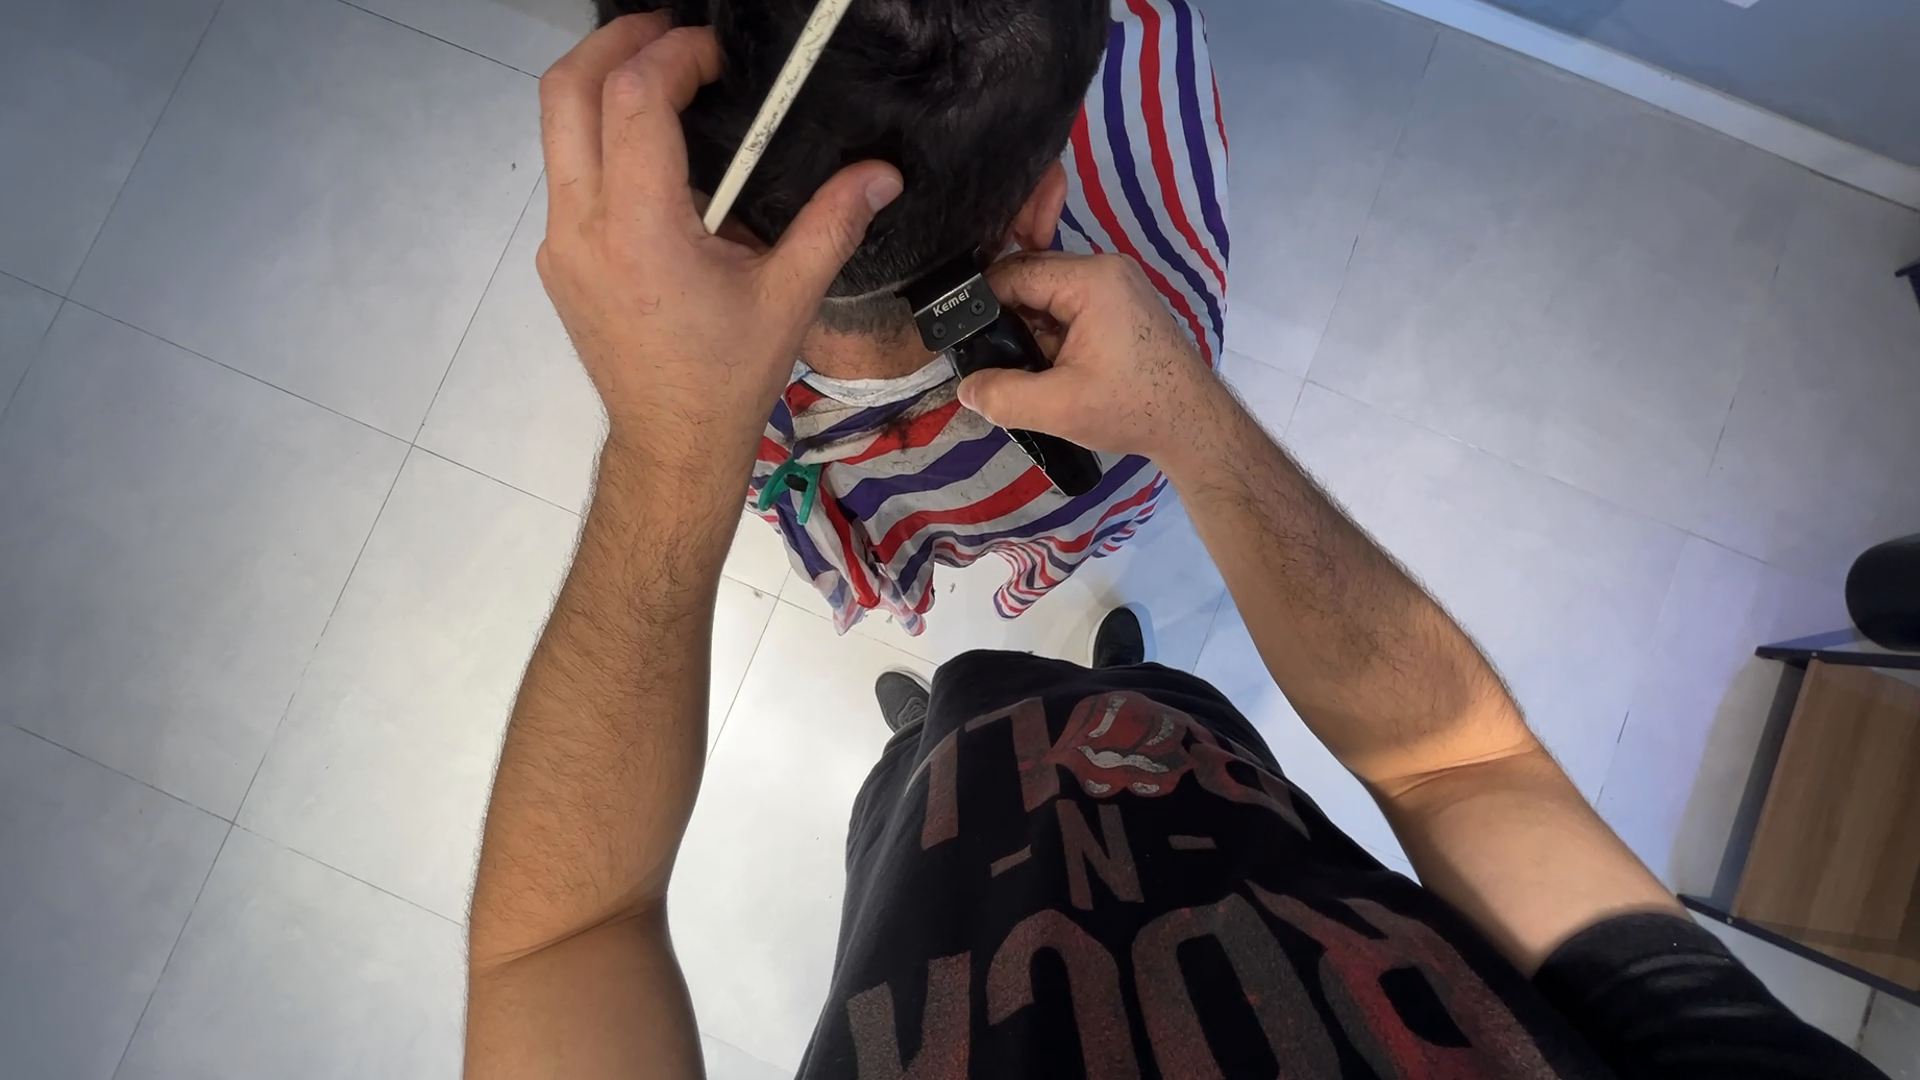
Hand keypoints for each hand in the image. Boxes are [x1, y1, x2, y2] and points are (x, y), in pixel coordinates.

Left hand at [536, 14, 902, 475]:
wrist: (674, 441)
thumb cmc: (731, 379)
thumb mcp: (788, 301)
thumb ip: (832, 226)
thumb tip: (882, 176)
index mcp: (642, 233)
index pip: (632, 100)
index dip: (671, 55)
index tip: (714, 55)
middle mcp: (583, 228)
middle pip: (566, 90)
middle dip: (616, 43)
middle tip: (669, 35)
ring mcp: (560, 245)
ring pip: (556, 129)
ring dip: (600, 87)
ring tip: (660, 85)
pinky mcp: (559, 262)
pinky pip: (567, 175)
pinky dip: (600, 141)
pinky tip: (652, 166)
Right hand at [956, 252, 1223, 465]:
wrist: (1193, 424)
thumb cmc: (1132, 408)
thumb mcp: (1057, 408)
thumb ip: (1003, 396)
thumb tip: (965, 389)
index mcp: (1091, 279)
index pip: (1015, 273)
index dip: (983, 305)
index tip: (964, 340)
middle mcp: (1105, 270)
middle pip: (1032, 281)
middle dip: (1007, 320)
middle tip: (990, 361)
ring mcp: (1117, 287)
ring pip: (1049, 298)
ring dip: (1030, 331)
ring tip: (1020, 370)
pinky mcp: (1121, 309)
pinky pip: (1070, 310)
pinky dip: (1052, 336)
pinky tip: (1047, 369)